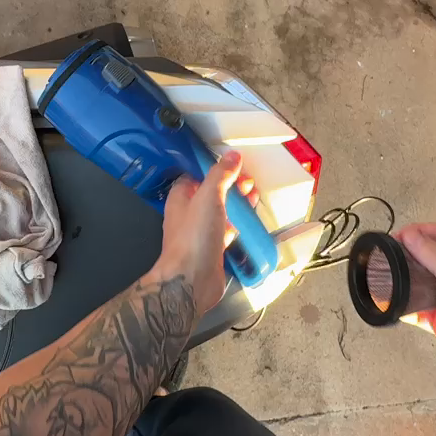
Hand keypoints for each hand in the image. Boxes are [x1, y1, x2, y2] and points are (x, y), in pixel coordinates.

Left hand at [152, 152, 245, 314]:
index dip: (214, 169)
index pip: (195, 176)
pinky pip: (227, 233)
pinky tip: (251, 224)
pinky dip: (239, 227)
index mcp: (180, 198)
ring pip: (220, 213)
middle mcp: (188, 214)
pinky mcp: (212, 250)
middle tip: (250, 183)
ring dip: (236, 206)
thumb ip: (220, 175)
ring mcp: (200, 234)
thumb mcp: (209, 197)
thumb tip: (233, 155)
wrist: (191, 281)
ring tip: (255, 199)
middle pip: (210, 194)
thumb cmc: (195, 236)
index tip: (235, 164)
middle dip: (230, 187)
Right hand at [396, 223, 435, 405]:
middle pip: (435, 257)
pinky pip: (422, 308)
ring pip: (426, 282)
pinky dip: (407, 305)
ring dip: (408, 278)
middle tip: (387, 257)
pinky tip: (394, 306)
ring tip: (386, 279)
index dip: (423, 232)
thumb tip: (412, 235)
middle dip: (412, 253)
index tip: (397, 237)